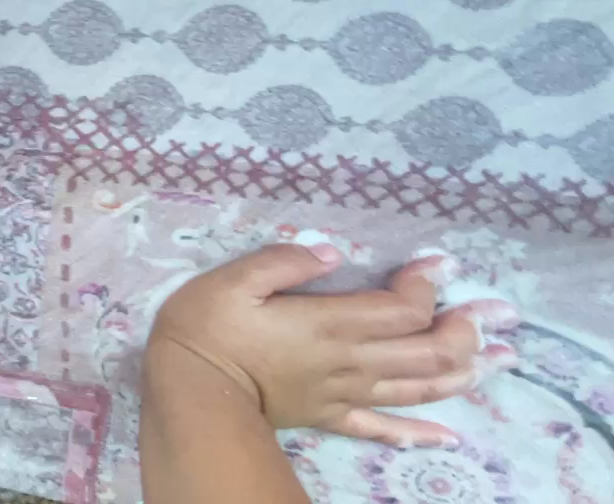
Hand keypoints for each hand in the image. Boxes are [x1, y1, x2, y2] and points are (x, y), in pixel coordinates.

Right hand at [147, 244, 520, 448]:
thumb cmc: (206, 324)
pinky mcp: (330, 415)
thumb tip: (330, 251)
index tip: (438, 264)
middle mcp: (352, 361)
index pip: (401, 308)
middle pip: (428, 351)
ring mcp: (346, 393)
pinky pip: (385, 429)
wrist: (193, 386)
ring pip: (422, 388)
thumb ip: (280, 263)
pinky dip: (421, 434)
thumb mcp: (231, 280)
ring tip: (496, 360)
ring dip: (464, 373)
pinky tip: (449, 437)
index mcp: (330, 324)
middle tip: (489, 313)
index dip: (425, 286)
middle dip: (465, 330)